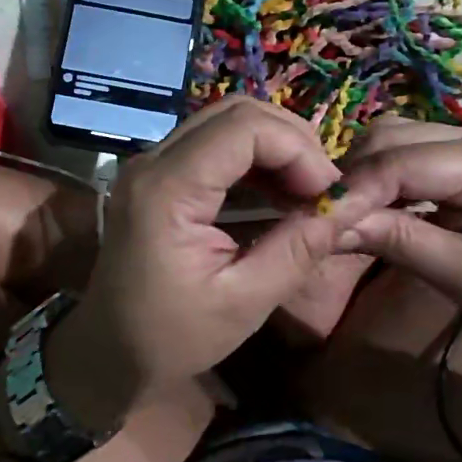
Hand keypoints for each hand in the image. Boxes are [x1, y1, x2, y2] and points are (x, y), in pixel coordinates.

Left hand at [46, 98, 382, 430]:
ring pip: (225, 120)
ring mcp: (151, 162)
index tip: (329, 193)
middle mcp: (153, 161)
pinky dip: (254, 157)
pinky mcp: (159, 172)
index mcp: (166, 190)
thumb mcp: (245, 302)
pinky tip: (277, 192)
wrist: (108, 349)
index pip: (243, 127)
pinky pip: (213, 142)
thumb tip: (353, 204)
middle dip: (291, 141)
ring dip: (275, 146)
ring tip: (306, 192)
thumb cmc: (170, 337)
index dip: (298, 149)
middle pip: (235, 111)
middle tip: (322, 189)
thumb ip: (299, 247)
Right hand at [338, 119, 461, 372]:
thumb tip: (329, 223)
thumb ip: (400, 241)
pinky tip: (368, 210)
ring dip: (363, 175)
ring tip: (343, 216)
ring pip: (392, 141)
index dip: (355, 188)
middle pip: (393, 137)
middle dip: (354, 176)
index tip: (313, 218)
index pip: (404, 160)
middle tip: (323, 218)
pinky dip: (379, 180)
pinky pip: (404, 156)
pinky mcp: (460, 162)